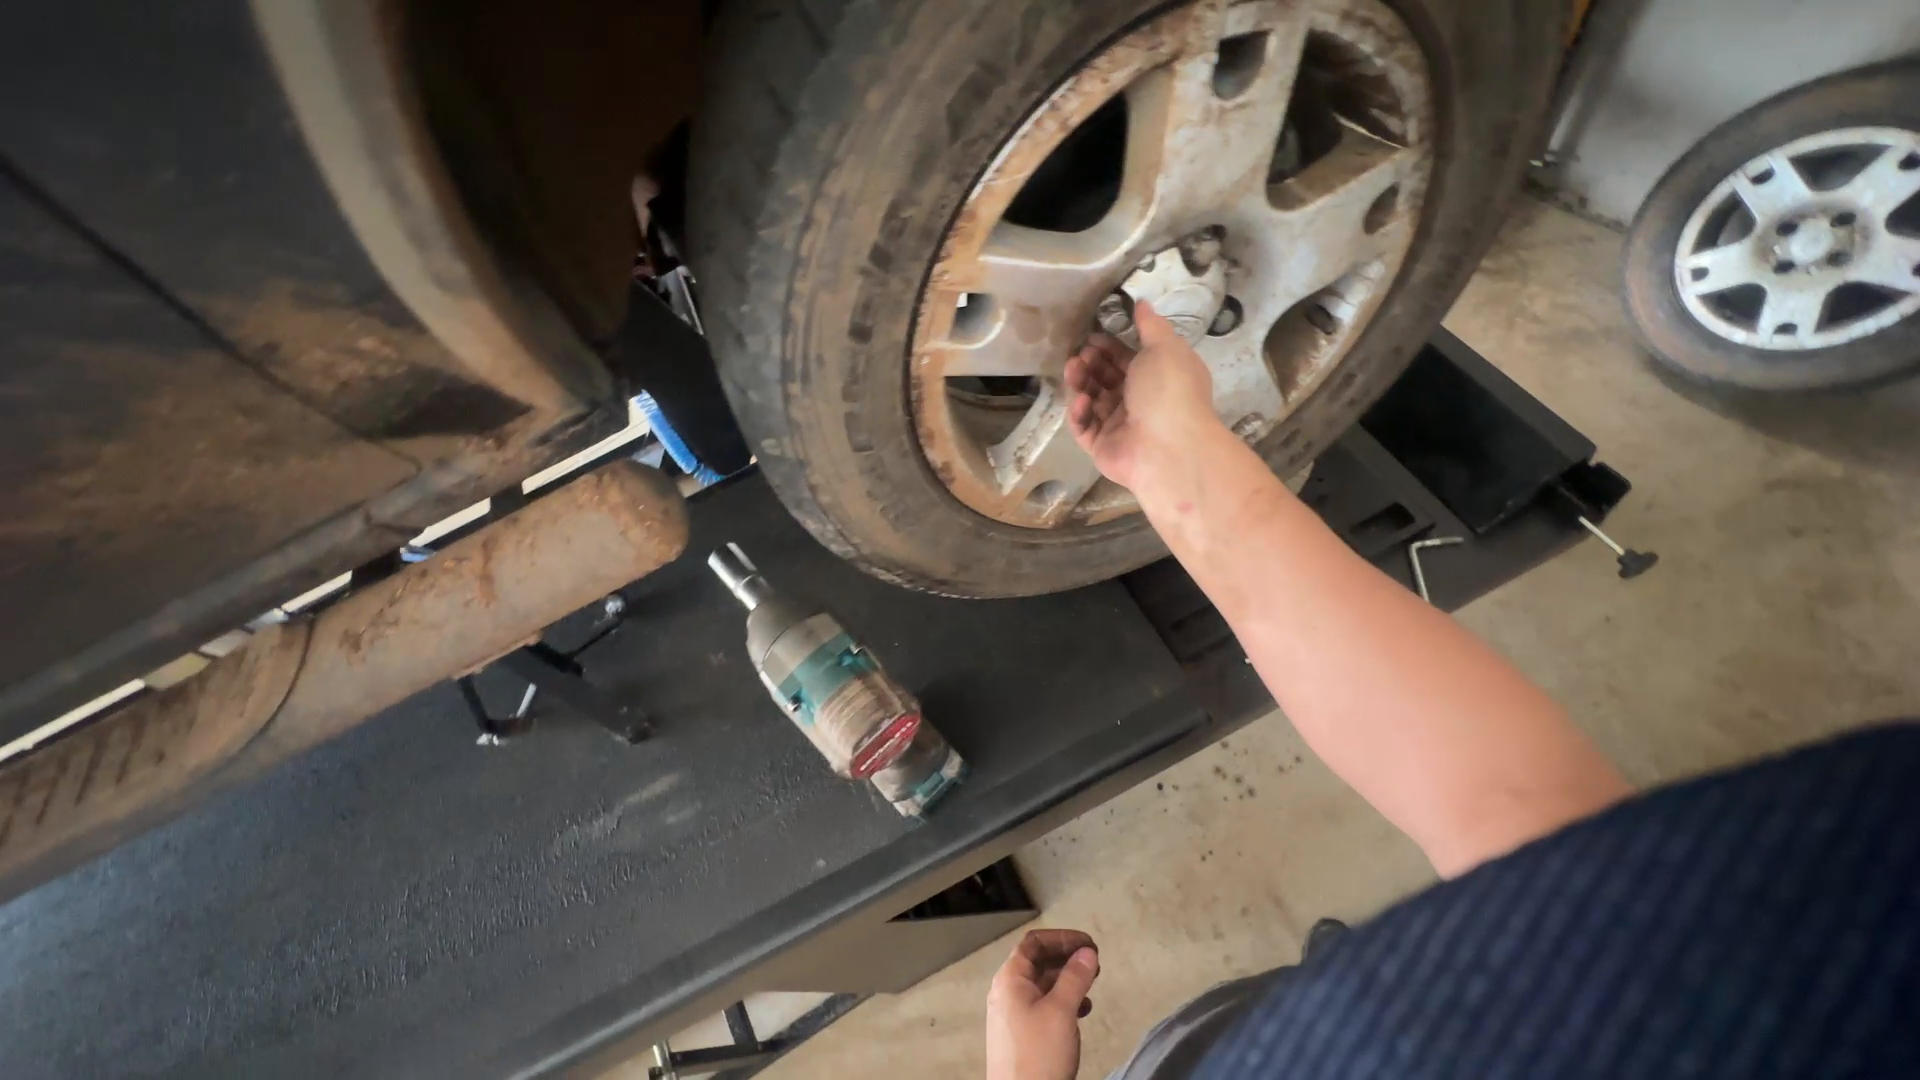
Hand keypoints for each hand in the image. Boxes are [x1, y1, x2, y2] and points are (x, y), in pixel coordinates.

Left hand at [985, 930, 1100, 1079]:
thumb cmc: (1039, 1053)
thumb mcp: (1061, 1012)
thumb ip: (1075, 977)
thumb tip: (1087, 951)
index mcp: (1010, 978)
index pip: (1034, 942)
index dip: (1062, 938)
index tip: (1090, 945)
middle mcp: (1006, 991)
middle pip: (1037, 961)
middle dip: (1067, 958)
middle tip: (1095, 963)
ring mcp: (1011, 1014)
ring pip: (1041, 985)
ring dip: (1067, 980)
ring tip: (1092, 985)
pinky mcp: (1019, 1035)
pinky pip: (1041, 1006)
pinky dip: (1061, 1001)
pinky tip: (1081, 1010)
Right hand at [1065, 301, 1223, 497]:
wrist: (1168, 447)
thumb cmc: (1169, 390)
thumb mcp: (1164, 347)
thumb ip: (1150, 325)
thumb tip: (1142, 302)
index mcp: (1158, 378)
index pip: (1128, 360)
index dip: (1109, 347)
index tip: (1092, 338)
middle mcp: (1140, 402)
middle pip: (1107, 379)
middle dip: (1091, 364)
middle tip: (1080, 355)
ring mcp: (1120, 426)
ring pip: (1093, 400)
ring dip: (1081, 383)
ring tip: (1073, 370)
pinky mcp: (1103, 447)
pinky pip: (1085, 427)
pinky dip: (1079, 413)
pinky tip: (1080, 401)